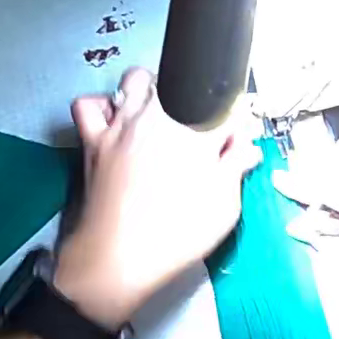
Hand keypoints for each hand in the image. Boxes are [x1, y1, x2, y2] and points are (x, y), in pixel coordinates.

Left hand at [55, 68, 260, 327]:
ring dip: (152, 91)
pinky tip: (115, 123)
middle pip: (182, 85)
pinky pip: (91, 104)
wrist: (120, 258)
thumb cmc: (179, 234)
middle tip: (199, 136)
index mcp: (196, 128)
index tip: (234, 145)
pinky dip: (103, 107)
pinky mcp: (92, 139)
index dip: (233, 126)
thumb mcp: (224, 205)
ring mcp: (120, 123)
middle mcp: (157, 114)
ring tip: (160, 119)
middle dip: (196, 103)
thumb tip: (248, 145)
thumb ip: (236, 166)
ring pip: (137, 80)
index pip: (224, 108)